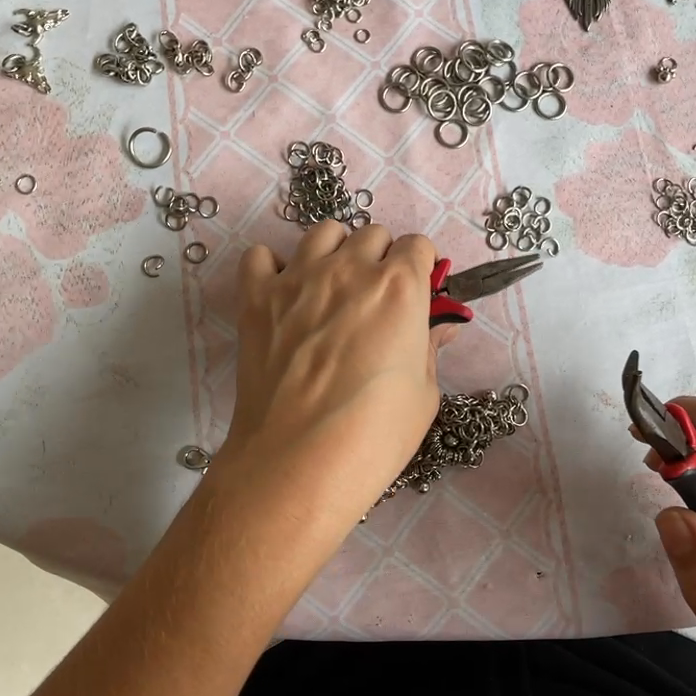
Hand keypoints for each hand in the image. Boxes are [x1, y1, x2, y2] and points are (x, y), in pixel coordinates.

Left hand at [214, 222, 448, 528]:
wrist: (298, 463)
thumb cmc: (374, 436)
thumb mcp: (424, 395)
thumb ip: (429, 348)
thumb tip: (438, 327)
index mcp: (399, 288)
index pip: (417, 246)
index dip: (419, 269)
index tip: (415, 294)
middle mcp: (350, 269)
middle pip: (372, 235)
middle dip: (380, 259)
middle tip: (375, 299)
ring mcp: (298, 278)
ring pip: (322, 232)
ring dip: (335, 252)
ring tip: (332, 287)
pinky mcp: (257, 297)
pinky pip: (260, 255)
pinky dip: (273, 267)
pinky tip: (283, 294)